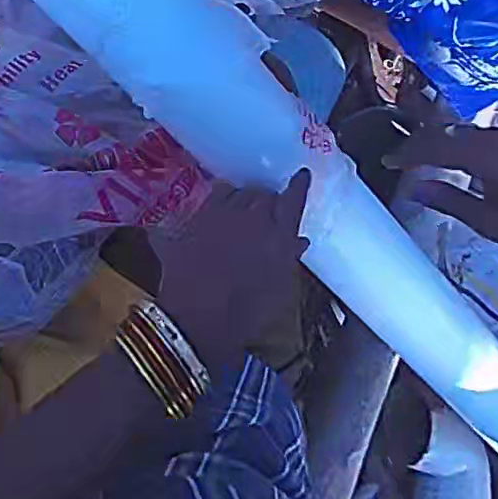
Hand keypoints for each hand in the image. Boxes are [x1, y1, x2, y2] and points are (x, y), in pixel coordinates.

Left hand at [153, 169, 310, 362]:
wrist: (196, 322)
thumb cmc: (245, 313)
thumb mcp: (277, 289)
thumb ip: (288, 257)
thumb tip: (298, 240)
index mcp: (279, 234)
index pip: (294, 198)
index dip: (299, 185)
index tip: (301, 176)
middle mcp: (254, 217)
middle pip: (266, 193)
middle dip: (270, 199)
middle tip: (270, 211)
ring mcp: (225, 213)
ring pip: (242, 190)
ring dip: (248, 197)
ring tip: (247, 208)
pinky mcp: (200, 216)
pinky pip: (218, 193)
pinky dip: (225, 196)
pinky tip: (224, 205)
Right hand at [399, 127, 497, 276]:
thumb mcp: (491, 224)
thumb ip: (450, 200)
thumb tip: (414, 187)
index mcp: (491, 156)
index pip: (438, 145)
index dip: (409, 151)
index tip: (387, 159)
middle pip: (448, 133)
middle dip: (419, 142)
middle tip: (395, 157)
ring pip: (462, 132)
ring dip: (437, 141)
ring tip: (413, 155)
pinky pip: (478, 136)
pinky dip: (456, 143)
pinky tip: (447, 156)